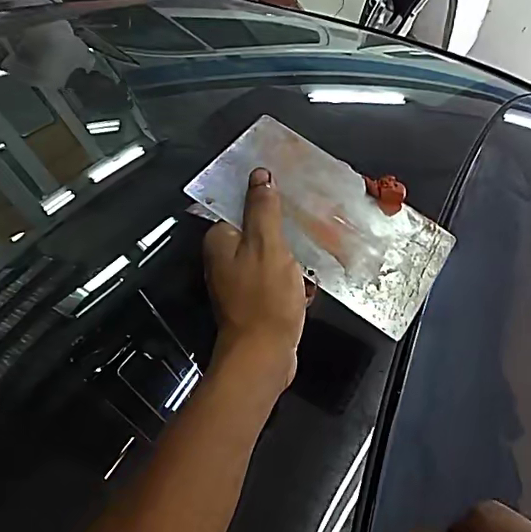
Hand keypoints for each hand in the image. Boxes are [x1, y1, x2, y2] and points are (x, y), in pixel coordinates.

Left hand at [204, 167, 308, 387]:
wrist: (264, 355)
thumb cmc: (264, 300)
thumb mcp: (268, 246)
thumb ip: (263, 209)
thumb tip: (259, 176)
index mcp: (220, 240)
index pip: (239, 205)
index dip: (264, 196)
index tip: (289, 192)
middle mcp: (224, 259)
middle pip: (256, 229)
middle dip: (283, 229)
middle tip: (307, 224)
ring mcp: (239, 281)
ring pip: (270, 255)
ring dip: (292, 256)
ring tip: (311, 256)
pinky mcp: (256, 300)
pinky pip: (276, 278)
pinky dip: (292, 279)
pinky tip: (306, 284)